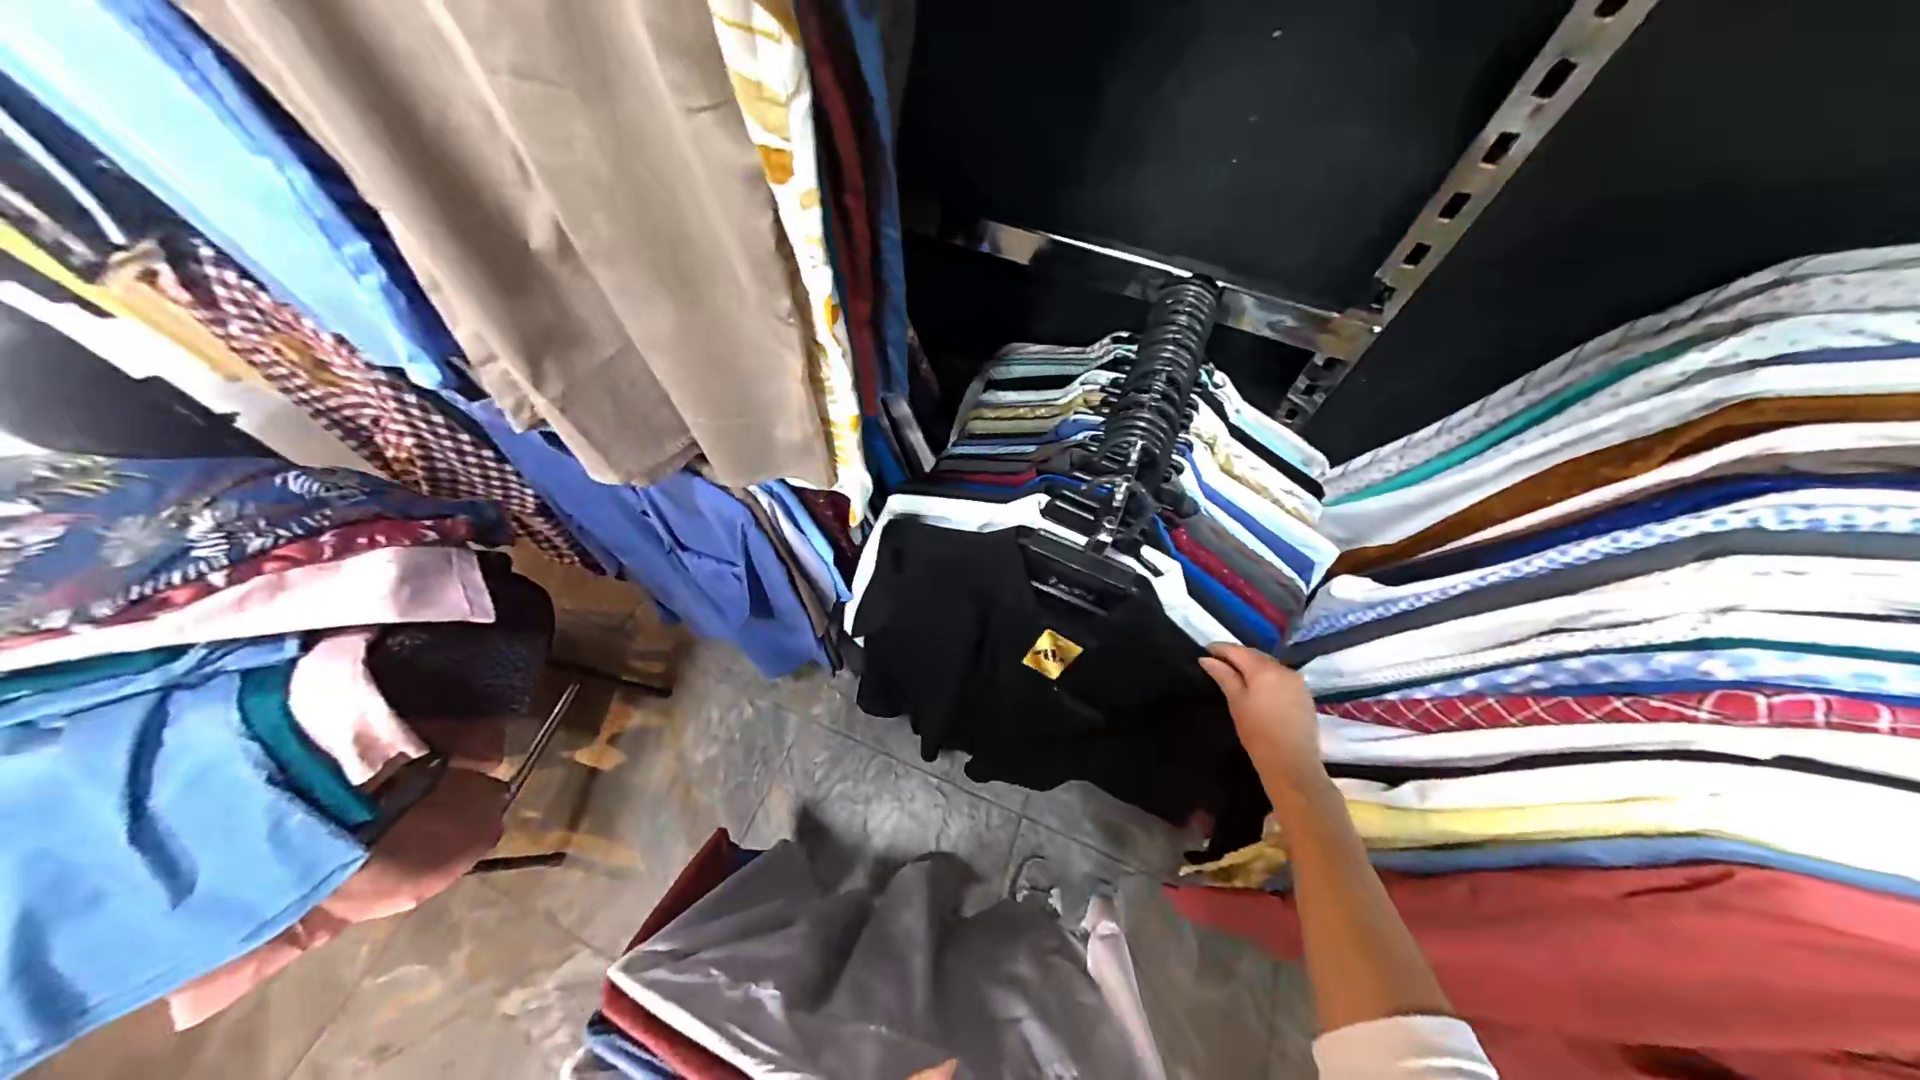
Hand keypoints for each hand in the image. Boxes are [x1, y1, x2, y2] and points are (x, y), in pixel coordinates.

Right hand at [1198, 643, 1327, 798]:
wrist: (1292, 763)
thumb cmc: (1257, 732)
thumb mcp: (1236, 702)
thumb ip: (1223, 676)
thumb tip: (1206, 659)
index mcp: (1264, 669)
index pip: (1238, 650)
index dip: (1220, 648)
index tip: (1206, 650)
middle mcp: (1284, 669)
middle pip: (1256, 655)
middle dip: (1237, 656)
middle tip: (1218, 661)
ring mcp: (1297, 682)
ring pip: (1270, 666)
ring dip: (1253, 666)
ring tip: (1236, 674)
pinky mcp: (1305, 695)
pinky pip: (1281, 677)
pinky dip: (1267, 677)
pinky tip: (1259, 688)